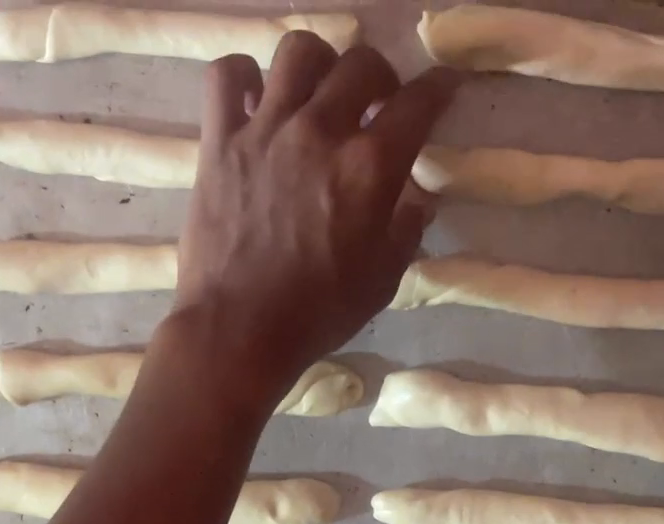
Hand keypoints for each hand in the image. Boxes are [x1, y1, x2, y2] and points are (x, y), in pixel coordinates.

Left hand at [170, 34, 458, 406]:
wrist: (238, 330)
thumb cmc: (316, 315)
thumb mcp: (381, 282)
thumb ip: (405, 232)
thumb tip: (419, 202)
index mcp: (369, 168)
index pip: (418, 105)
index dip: (439, 89)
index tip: (444, 87)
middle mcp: (320, 132)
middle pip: (361, 65)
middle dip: (381, 78)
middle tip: (377, 105)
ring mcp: (265, 130)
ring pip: (298, 52)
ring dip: (319, 66)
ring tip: (318, 94)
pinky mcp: (219, 142)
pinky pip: (226, 75)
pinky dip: (243, 77)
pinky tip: (254, 101)